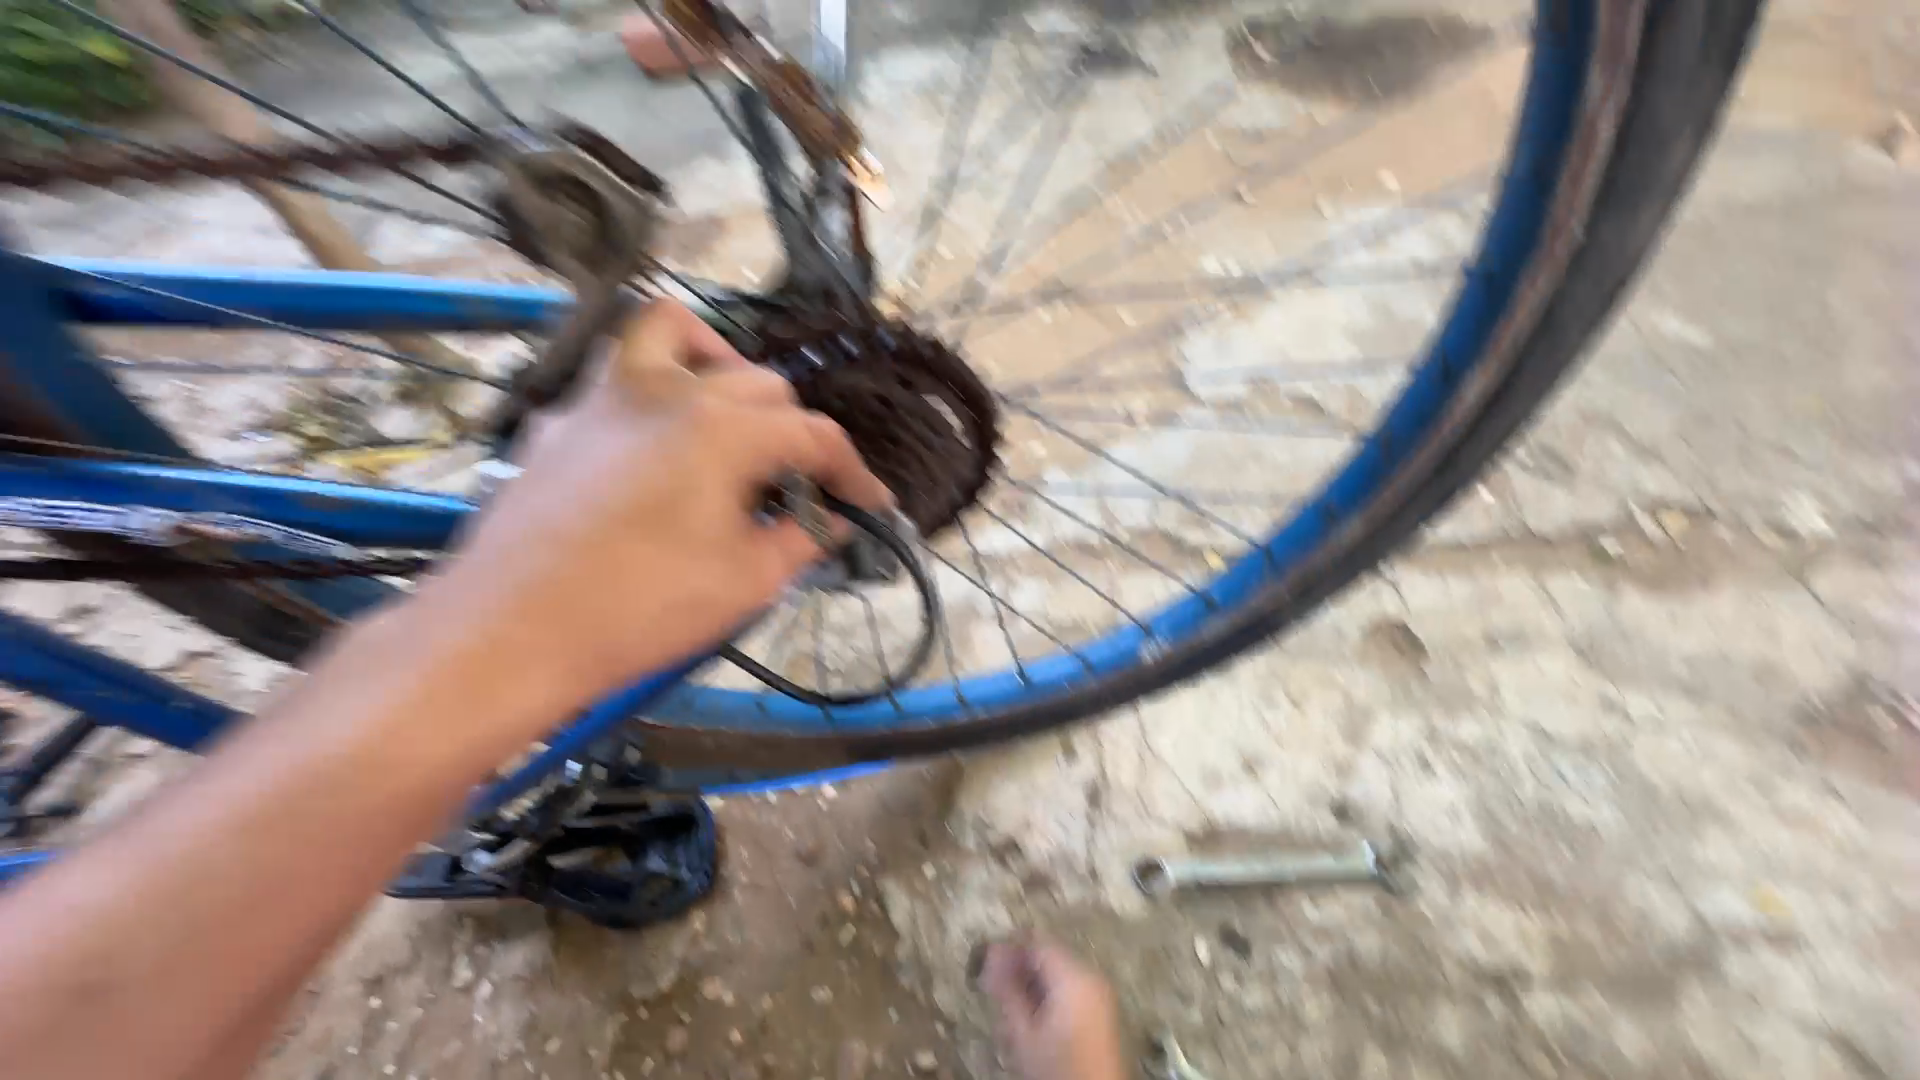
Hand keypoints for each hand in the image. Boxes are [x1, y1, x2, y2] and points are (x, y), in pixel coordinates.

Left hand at [416, 299, 892, 717]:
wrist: (510, 631)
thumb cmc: (642, 608)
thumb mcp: (747, 582)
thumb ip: (802, 540)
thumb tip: (829, 521)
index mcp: (724, 428)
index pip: (814, 436)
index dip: (853, 472)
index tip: (870, 505)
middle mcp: (669, 390)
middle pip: (761, 386)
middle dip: (793, 435)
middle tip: (796, 489)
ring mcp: (604, 396)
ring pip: (673, 331)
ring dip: (718, 362)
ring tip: (728, 412)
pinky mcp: (559, 419)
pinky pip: (616, 377)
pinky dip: (651, 394)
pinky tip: (653, 447)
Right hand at [977, 941, 1128, 1079]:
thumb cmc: (1057, 1068)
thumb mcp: (1024, 1032)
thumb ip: (1006, 988)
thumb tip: (990, 953)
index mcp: (1075, 974)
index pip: (1037, 940)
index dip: (1010, 947)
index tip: (986, 962)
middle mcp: (1092, 974)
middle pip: (1050, 953)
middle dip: (1022, 965)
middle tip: (996, 985)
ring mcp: (1101, 991)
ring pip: (1060, 970)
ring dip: (1035, 980)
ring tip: (1013, 1003)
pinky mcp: (1103, 1009)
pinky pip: (1072, 986)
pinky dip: (1052, 991)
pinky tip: (1036, 1014)